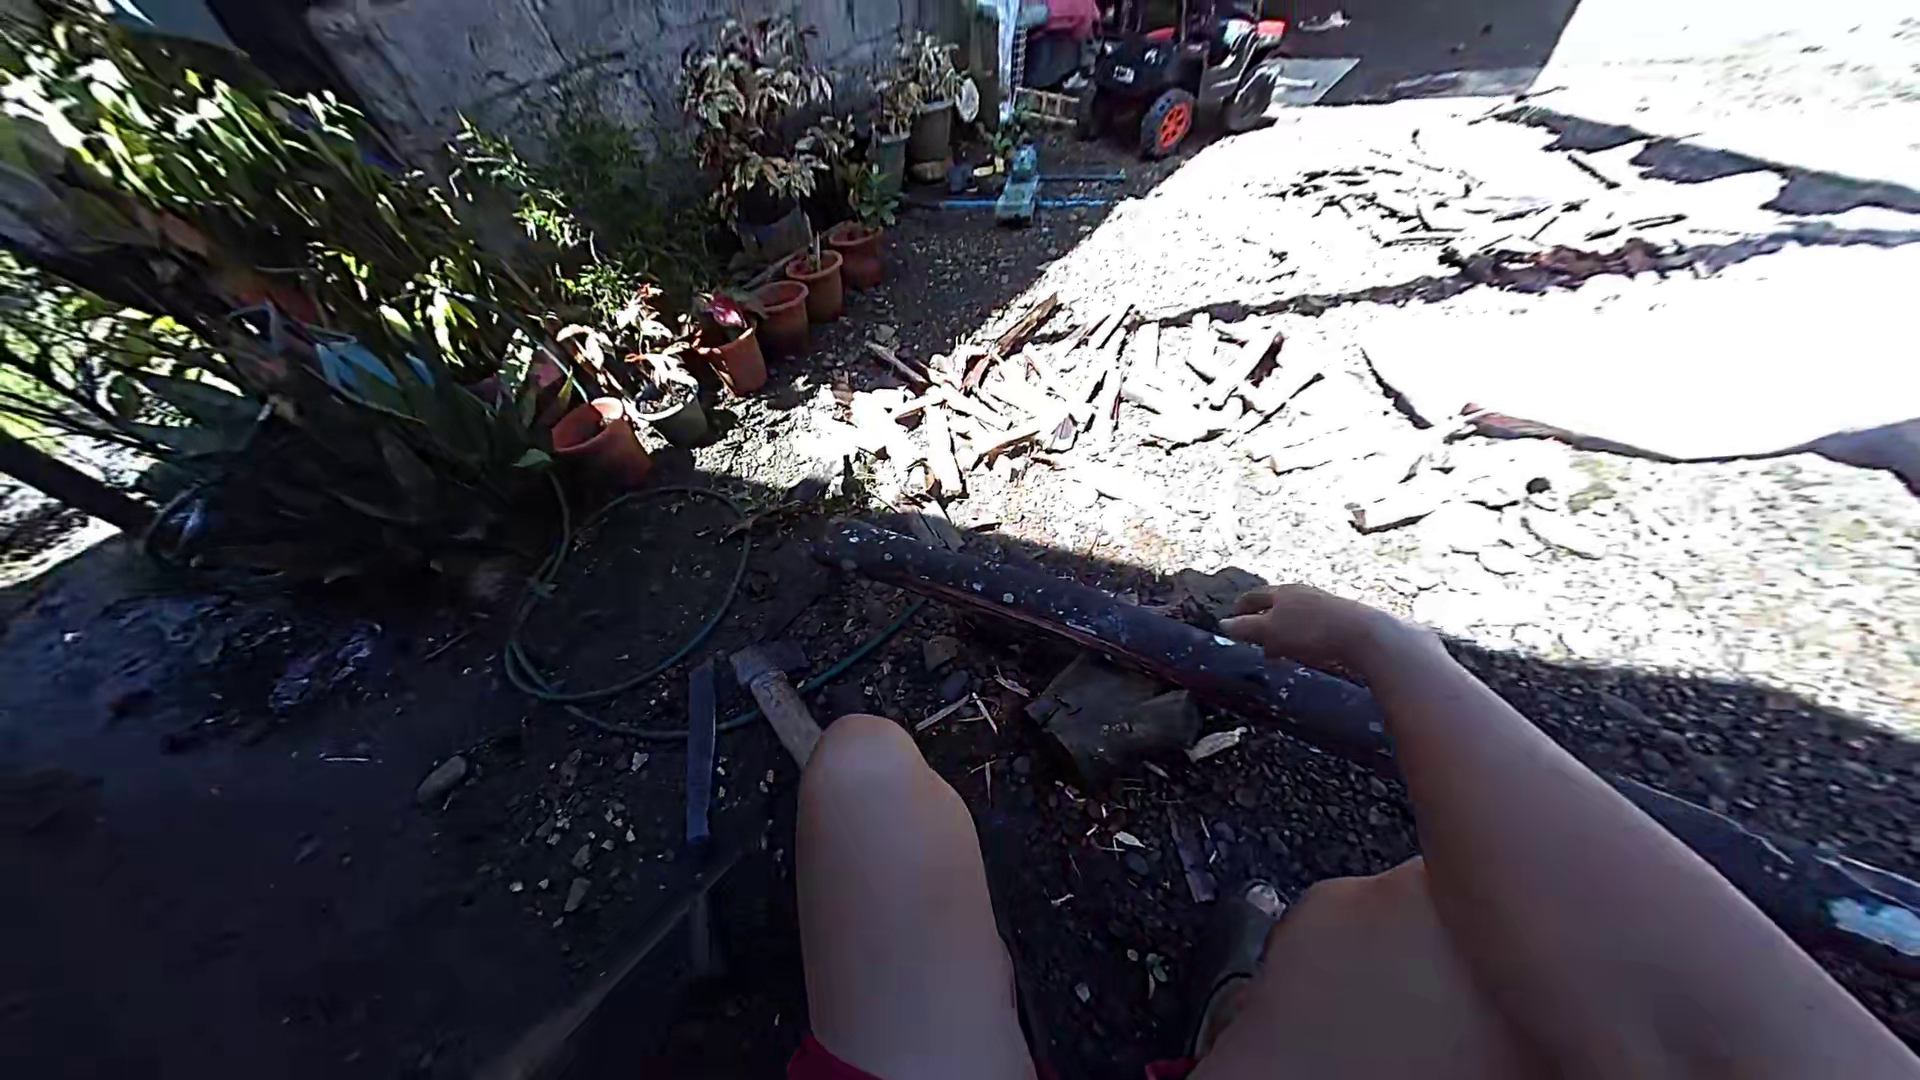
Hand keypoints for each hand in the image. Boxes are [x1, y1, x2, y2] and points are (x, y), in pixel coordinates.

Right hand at [1218, 584, 1422, 675]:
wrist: (1366, 635)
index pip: (1253, 597)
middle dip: (1263, 620)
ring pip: (1296, 615)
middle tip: (1254, 638)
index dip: (1240, 608)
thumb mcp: (1270, 631)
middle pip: (1276, 604)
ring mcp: (1325, 604)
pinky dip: (1303, 636)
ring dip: (1284, 630)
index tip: (1232, 619)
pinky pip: (1314, 625)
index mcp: (1282, 591)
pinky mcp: (1343, 618)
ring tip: (1279, 649)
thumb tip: (1223, 625)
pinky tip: (1306, 651)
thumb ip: (1245, 628)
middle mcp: (1302, 592)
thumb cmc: (1311, 630)